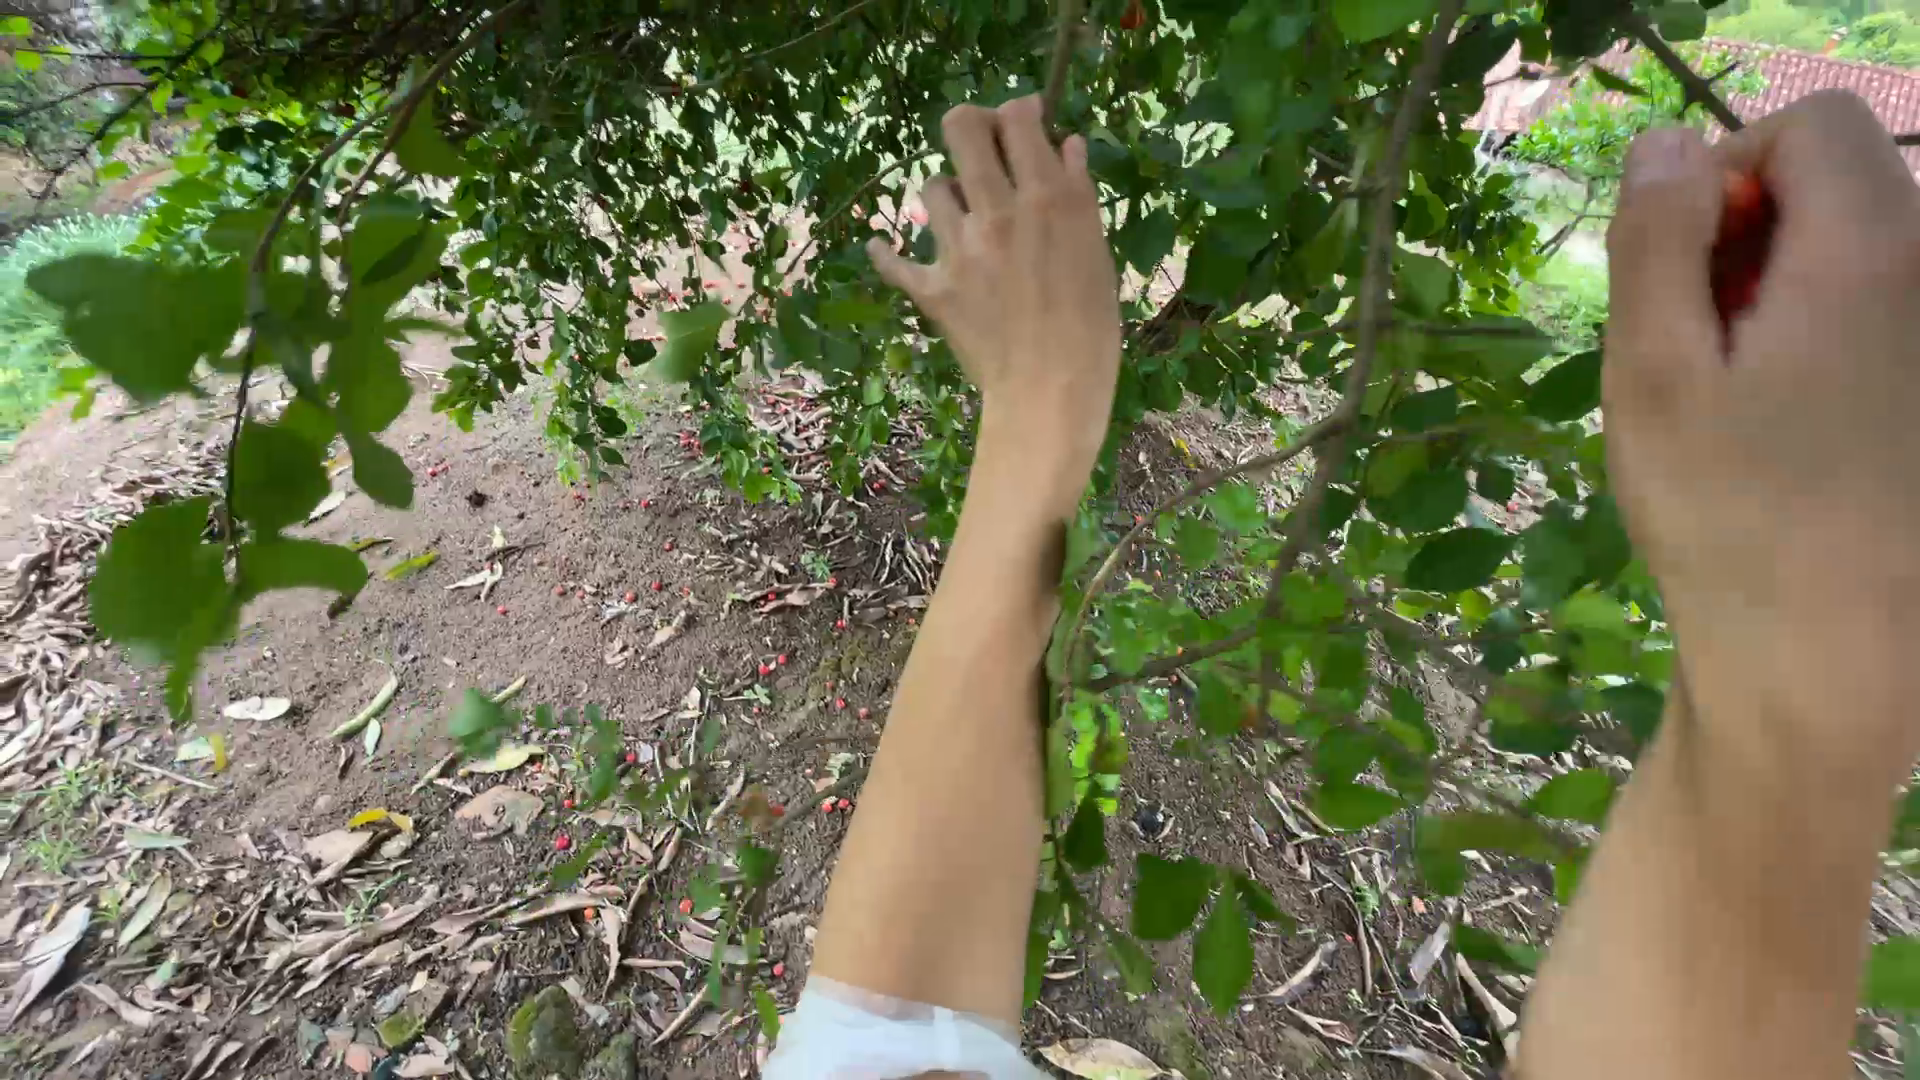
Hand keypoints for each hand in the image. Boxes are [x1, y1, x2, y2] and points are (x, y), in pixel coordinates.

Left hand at [869, 95, 1120, 509]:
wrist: (1049, 392)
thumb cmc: (1090, 330)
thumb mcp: (1098, 257)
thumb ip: (1077, 198)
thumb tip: (1067, 146)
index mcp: (1047, 199)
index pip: (1018, 119)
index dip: (1017, 113)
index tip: (1020, 126)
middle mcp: (998, 211)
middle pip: (961, 128)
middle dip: (971, 127)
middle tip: (980, 148)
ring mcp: (960, 249)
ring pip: (933, 190)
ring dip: (947, 198)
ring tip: (960, 221)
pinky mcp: (933, 290)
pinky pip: (894, 261)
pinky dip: (886, 254)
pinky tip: (881, 248)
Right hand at [1604, 91, 1919, 770]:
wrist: (1822, 626)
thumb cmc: (1719, 497)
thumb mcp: (1652, 369)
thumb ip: (1657, 247)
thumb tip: (1658, 146)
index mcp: (1864, 255)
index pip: (1810, 128)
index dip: (1719, 173)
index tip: (1666, 268)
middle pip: (1833, 185)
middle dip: (1734, 240)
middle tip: (1679, 344)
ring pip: (1840, 254)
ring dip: (1756, 293)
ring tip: (1714, 386)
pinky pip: (1859, 310)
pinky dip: (1791, 333)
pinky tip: (1758, 411)